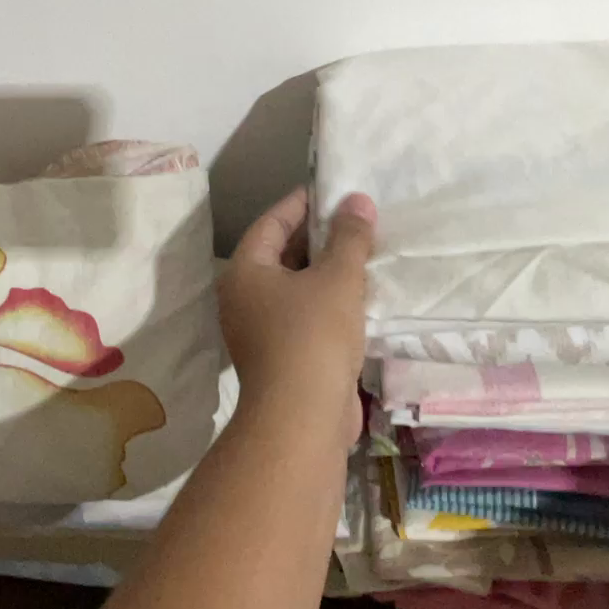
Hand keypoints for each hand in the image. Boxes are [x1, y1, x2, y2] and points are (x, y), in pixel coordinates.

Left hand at [218, 188, 375, 441]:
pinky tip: (361, 297)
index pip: (271, 222)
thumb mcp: (337, 278)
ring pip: (295, 288)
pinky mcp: (281, 356)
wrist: (303, 417)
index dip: (302, 203)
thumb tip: (357, 201)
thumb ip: (349, 237)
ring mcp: (259, 330)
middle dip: (319, 238)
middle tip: (357, 221)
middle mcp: (243, 297)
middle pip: (281, 255)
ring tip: (365, 253)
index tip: (334, 191)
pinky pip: (304, 316)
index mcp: (244, 271)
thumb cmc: (313, 336)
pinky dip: (329, 302)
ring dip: (327, 272)